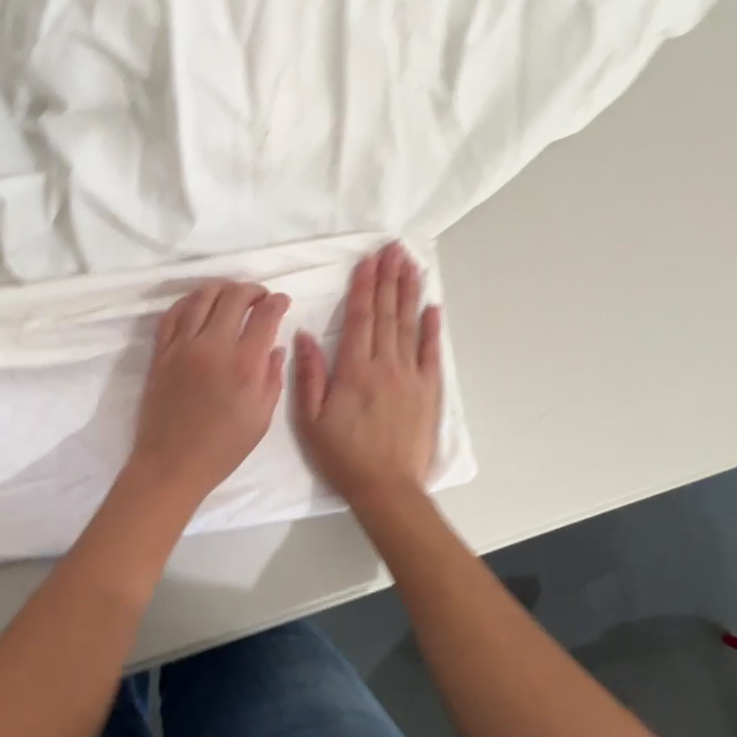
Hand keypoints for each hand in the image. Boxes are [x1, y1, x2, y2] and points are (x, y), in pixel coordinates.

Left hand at [127, 280, 289, 502]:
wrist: (172, 463)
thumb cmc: (223, 448)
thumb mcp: (261, 417)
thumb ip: (272, 377)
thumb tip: (275, 347)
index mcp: (244, 364)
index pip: (265, 315)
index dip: (278, 302)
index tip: (282, 302)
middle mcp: (213, 347)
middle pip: (233, 297)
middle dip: (252, 290)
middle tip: (260, 296)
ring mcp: (182, 347)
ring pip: (201, 298)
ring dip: (221, 288)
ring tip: (231, 294)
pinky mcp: (161, 353)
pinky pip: (173, 314)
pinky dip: (188, 301)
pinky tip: (199, 304)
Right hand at [293, 242, 442, 504]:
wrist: (386, 488)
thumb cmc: (341, 456)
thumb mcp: (309, 420)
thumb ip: (308, 375)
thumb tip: (304, 336)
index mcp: (354, 371)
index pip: (359, 318)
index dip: (363, 286)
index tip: (368, 260)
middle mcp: (385, 366)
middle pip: (387, 313)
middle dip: (388, 278)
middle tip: (394, 248)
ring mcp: (411, 377)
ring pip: (409, 325)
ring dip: (409, 293)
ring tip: (411, 264)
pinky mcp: (429, 392)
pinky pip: (431, 353)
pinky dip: (432, 328)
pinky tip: (432, 307)